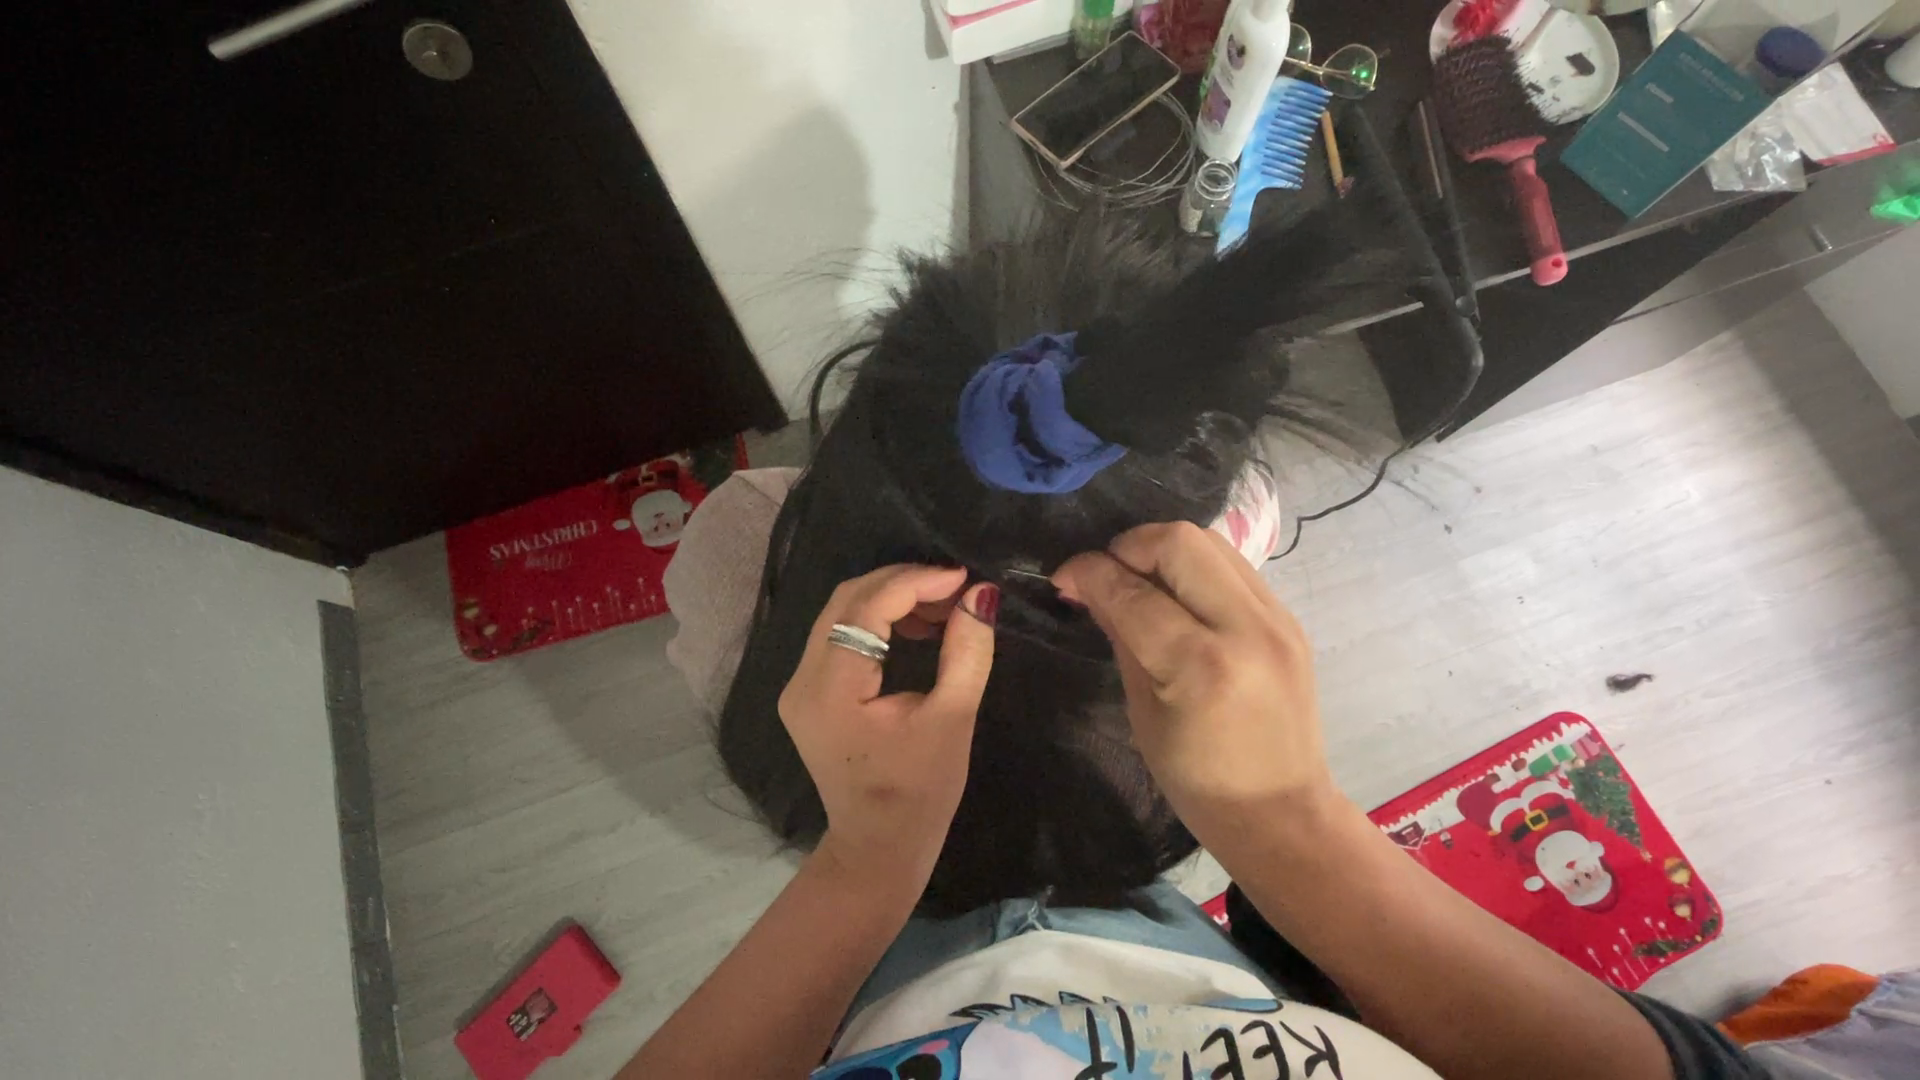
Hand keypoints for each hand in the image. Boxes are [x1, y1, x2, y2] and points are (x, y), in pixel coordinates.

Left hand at [778, 565, 998, 888]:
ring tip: (943, 608)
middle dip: (903, 583)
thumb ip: (967, 651)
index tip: (963, 577)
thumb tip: (983, 594)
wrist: (878, 849)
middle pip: (847, 600)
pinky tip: (916, 628)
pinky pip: (840, 636)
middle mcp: (802, 679)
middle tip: (955, 588)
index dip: (916, 582)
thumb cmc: (920, 794)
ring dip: (891, 599)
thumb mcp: (953, 720)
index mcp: (831, 689)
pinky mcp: (809, 692)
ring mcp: (799, 686)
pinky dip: (878, 621)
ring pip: (842, 613)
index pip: (867, 608)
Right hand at [1053, 523, 1334, 846]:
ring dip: (1162, 550)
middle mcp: (1245, 628)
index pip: (1132, 590)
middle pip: (1178, 541)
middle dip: (1128, 546)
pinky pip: (1232, 565)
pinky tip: (1175, 596)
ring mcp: (1277, 618)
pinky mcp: (1289, 617)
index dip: (1088, 572)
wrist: (1281, 811)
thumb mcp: (1142, 710)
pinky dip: (1193, 567)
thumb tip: (1087, 585)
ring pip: (1209, 541)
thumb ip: (1119, 634)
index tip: (1063, 576)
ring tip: (1138, 580)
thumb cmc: (1197, 779)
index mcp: (1201, 666)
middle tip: (1106, 574)